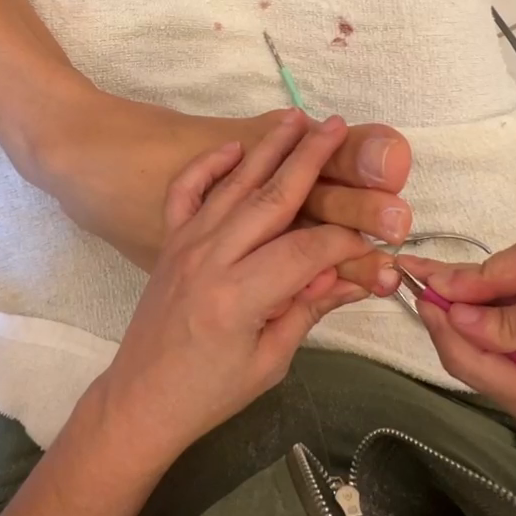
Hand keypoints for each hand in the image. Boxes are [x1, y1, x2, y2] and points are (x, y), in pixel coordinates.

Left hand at [93, 113, 372, 458]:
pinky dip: (208, 166)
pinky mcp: (170, 241)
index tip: (373, 238)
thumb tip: (358, 275)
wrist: (142, 397)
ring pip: (234, 186)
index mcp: (238, 296)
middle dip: (309, 159)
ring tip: (295, 118)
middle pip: (271, 198)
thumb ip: (309, 309)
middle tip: (337, 126)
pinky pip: (186, 193)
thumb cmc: (210, 391)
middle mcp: (211, 258)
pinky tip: (232, 146)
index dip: (344, 241)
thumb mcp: (270, 361)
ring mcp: (185, 243)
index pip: (306, 250)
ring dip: (266, 149)